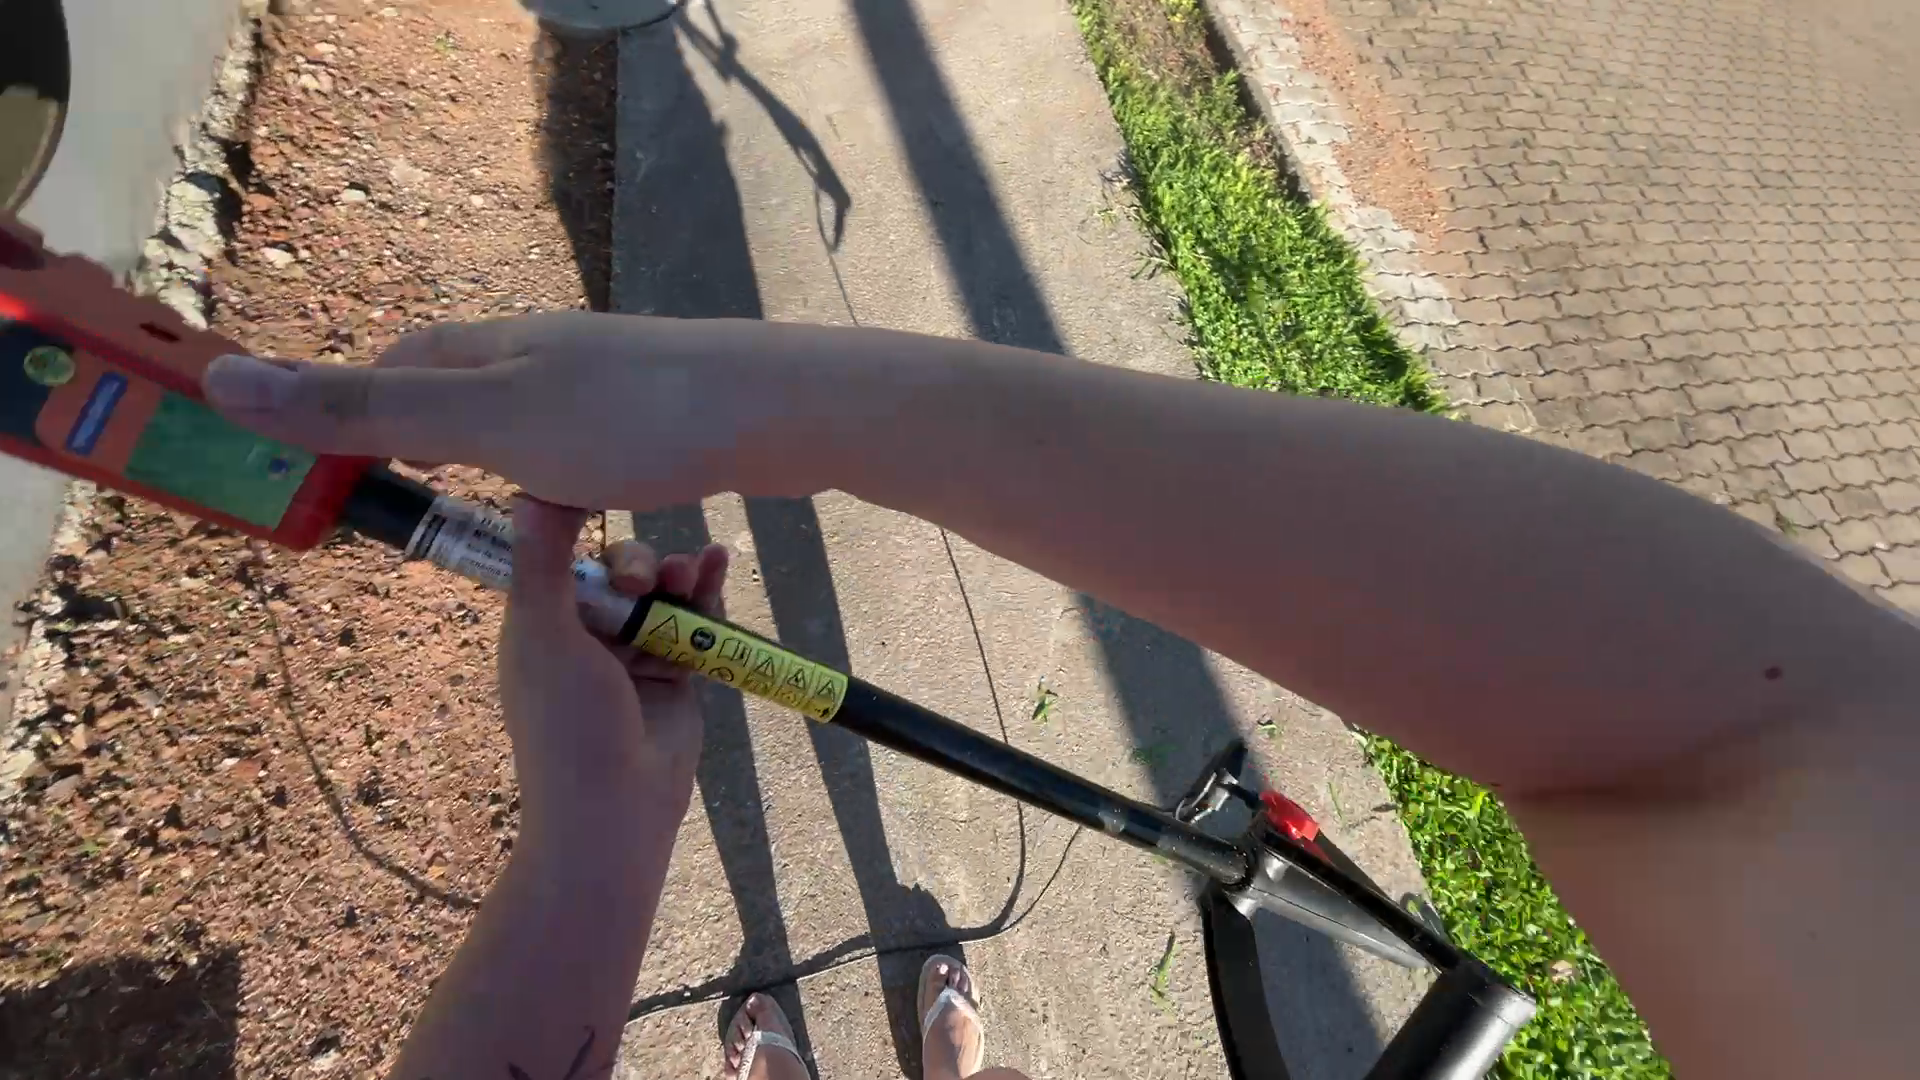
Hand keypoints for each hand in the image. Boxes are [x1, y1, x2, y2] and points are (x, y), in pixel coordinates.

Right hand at [200, 313, 836, 509]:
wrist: (771, 414)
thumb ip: (376, 408)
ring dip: (527, 459)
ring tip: (521, 511)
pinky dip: (591, 471)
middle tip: (442, 492)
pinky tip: (607, 501)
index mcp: (507, 349)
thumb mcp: (492, 421)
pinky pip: (613, 441)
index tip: (362, 456)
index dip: (373, 402)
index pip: (412, 359)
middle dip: (453, 434)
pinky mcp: (676, 416)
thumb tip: (228, 382)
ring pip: (553, 419)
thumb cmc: (633, 420)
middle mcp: (564, 354)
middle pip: (483, 387)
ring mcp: (625, 382)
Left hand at [499, 496, 726, 838]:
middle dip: (645, 568)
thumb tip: (527, 491)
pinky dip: (707, 599)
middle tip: (654, 581)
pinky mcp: (677, 670)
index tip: (606, 525)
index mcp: (545, 626)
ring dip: (683, 577)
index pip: (567, 563)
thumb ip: (542, 564)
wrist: (618, 802)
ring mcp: (636, 654)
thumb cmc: (569, 721)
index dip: (587, 541)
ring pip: (665, 596)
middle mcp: (590, 636)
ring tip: (702, 569)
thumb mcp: (546, 637)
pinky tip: (720, 568)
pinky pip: (694, 623)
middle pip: (623, 576)